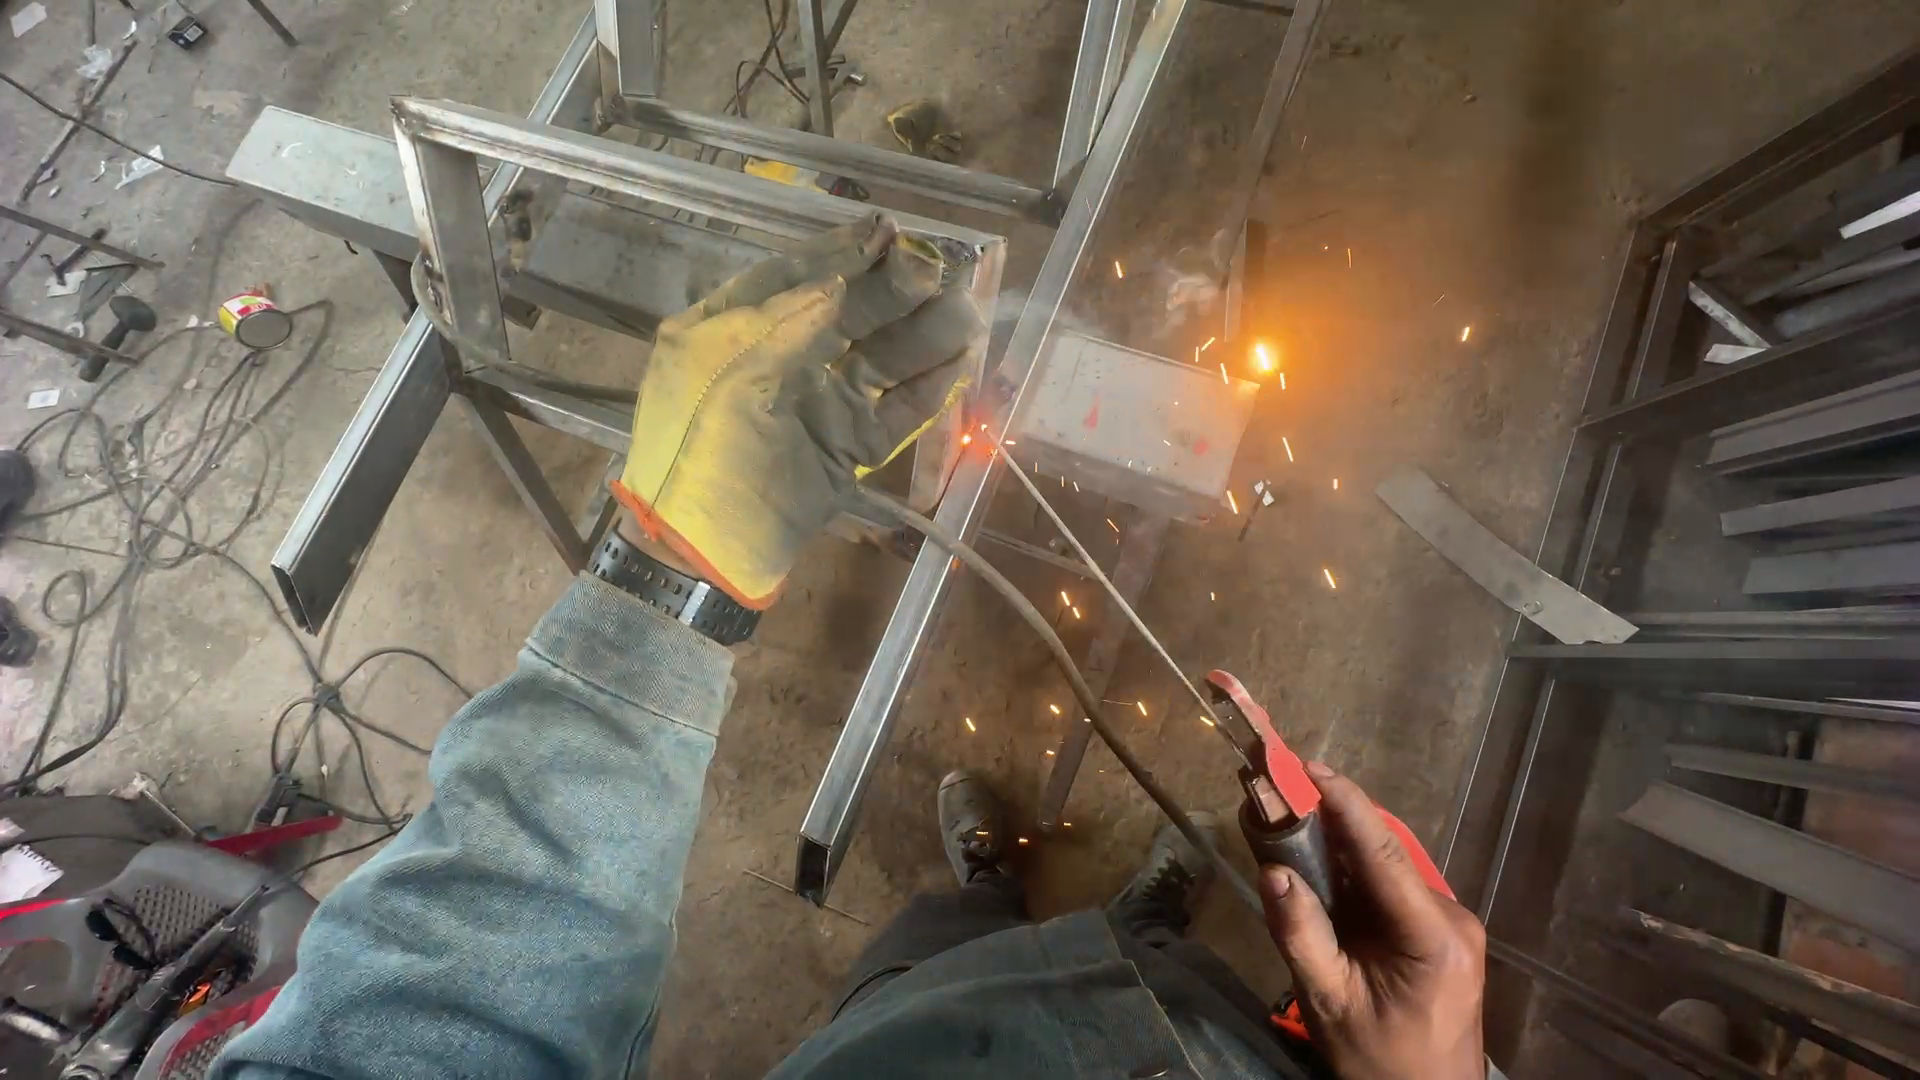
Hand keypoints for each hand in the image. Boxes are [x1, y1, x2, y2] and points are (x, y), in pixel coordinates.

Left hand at [612, 213, 984, 607]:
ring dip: (923, 336)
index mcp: (731, 331)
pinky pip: (895, 412)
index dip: (840, 253)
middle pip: (847, 315)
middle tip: (941, 271)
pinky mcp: (847, 449)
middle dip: (894, 291)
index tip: (888, 232)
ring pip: (881, 361)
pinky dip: (928, 389)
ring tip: (968, 313)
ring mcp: (817, 406)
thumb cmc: (703, 448)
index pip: (792, 276)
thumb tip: (853, 271)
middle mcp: (778, 361)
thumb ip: (791, 315)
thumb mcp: (729, 365)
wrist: (706, 551)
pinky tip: (961, 361)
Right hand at [1259, 763, 1487, 1079]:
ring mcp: (1449, 922)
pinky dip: (1348, 869)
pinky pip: (1386, 882)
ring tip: (1287, 827)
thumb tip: (1273, 871)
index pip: (1383, 853)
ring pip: (1382, 864)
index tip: (1309, 765)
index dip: (1346, 803)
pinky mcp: (1438, 929)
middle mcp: (1452, 918)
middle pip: (1381, 851)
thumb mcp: (1329, 1003)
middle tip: (1278, 796)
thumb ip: (1301, 935)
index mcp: (1434, 937)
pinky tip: (1317, 868)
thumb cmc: (1379, 1060)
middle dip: (1329, 820)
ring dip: (1335, 844)